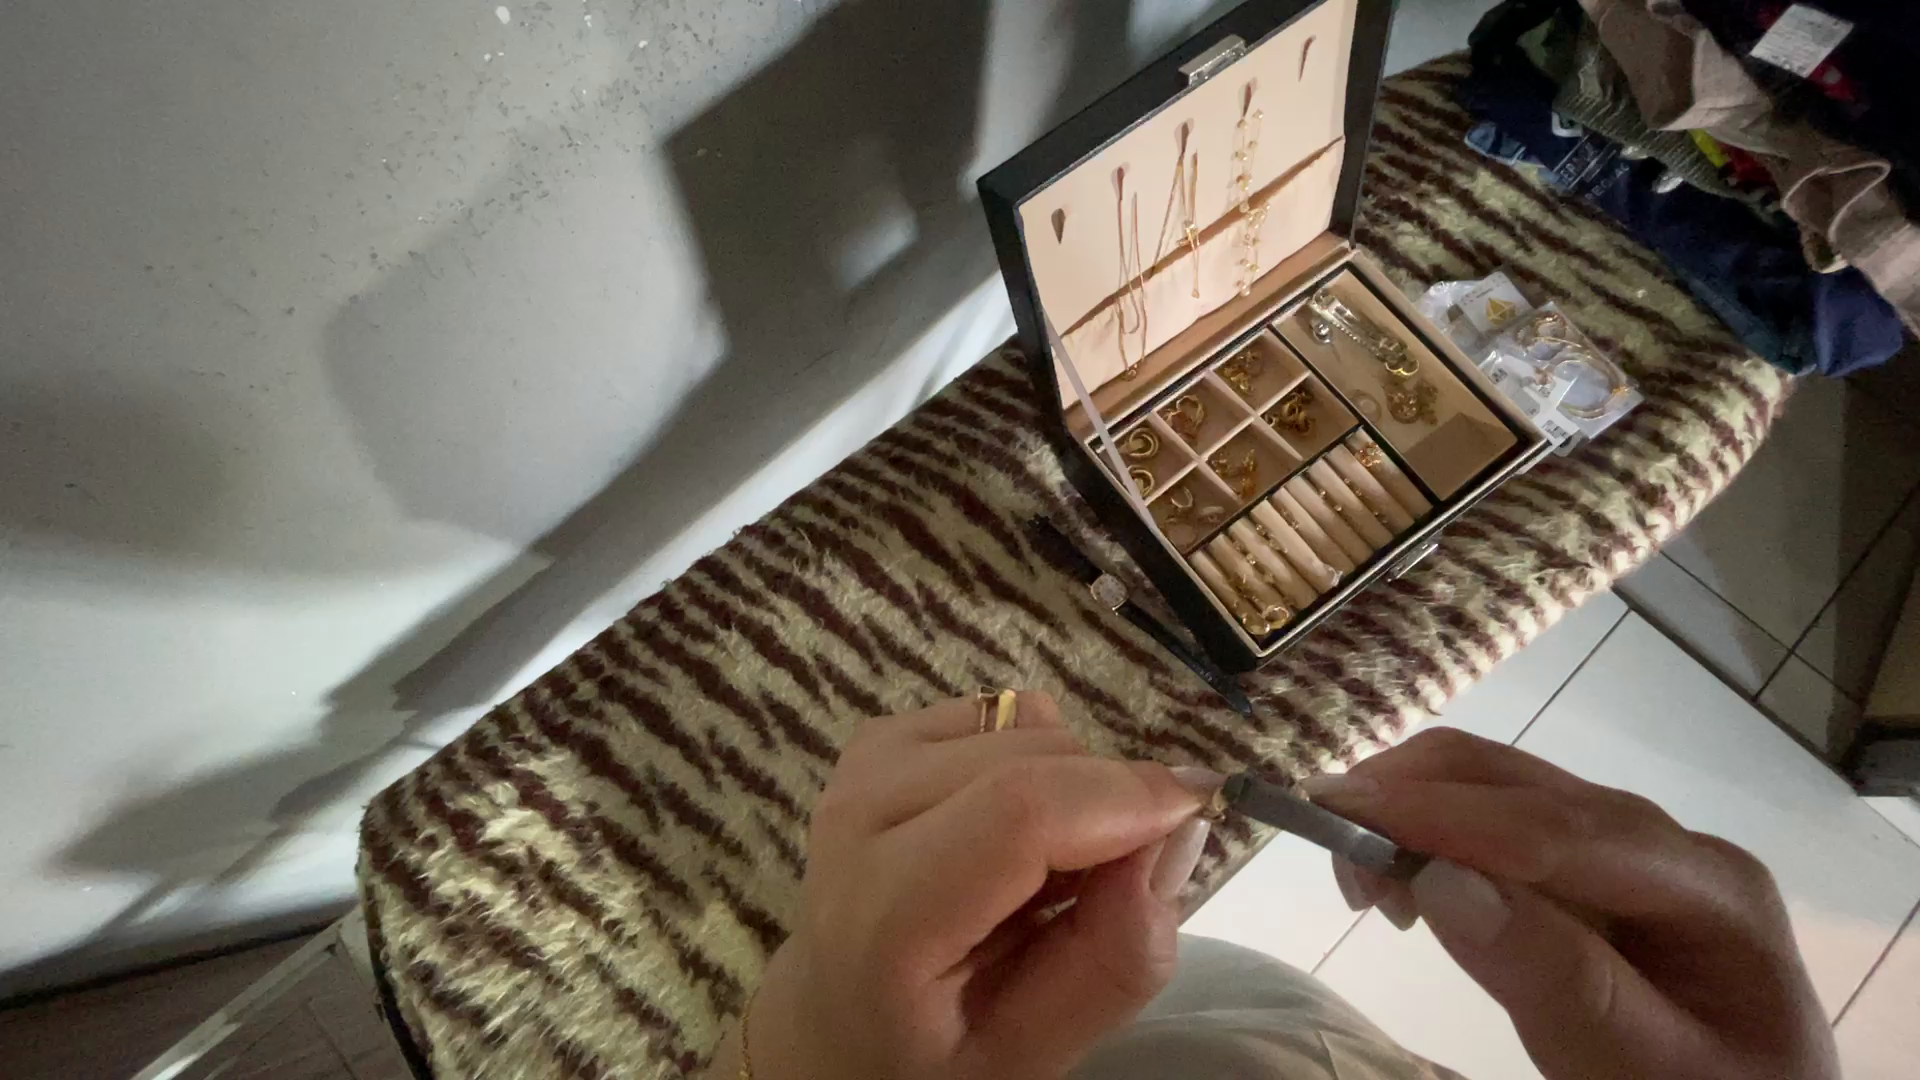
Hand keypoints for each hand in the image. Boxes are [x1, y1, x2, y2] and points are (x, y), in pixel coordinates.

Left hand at [708, 693, 1213, 1079]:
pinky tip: (1007, 820)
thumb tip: (1171, 833)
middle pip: (1033, 756)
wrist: (831, 1016)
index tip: (1198, 805)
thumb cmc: (930, 1053)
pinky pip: (1004, 711)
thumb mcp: (1031, 1053)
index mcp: (884, 914)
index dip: (1124, 796)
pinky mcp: (882, 736)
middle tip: (1115, 874)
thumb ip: (1113, 959)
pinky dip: (1036, 757)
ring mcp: (866, 761)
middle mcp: (860, 812)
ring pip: (1027, 723)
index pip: (1019, 813)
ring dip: (1072, 781)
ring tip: (1045, 861)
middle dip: (1110, 798)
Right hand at [1303, 728, 1837, 1079]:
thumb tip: (1438, 877)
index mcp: (1702, 884)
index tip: (1340, 814)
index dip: (1441, 815)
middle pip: (1502, 776)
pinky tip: (1398, 878)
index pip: (1554, 827)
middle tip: (1333, 848)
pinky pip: (1470, 805)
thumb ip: (1552, 977)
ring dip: (1398, 804)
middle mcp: (1651, 832)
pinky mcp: (1561, 842)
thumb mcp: (1632, 1068)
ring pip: (1475, 777)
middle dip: (1402, 796)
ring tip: (1362, 879)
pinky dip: (1412, 823)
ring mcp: (1604, 831)